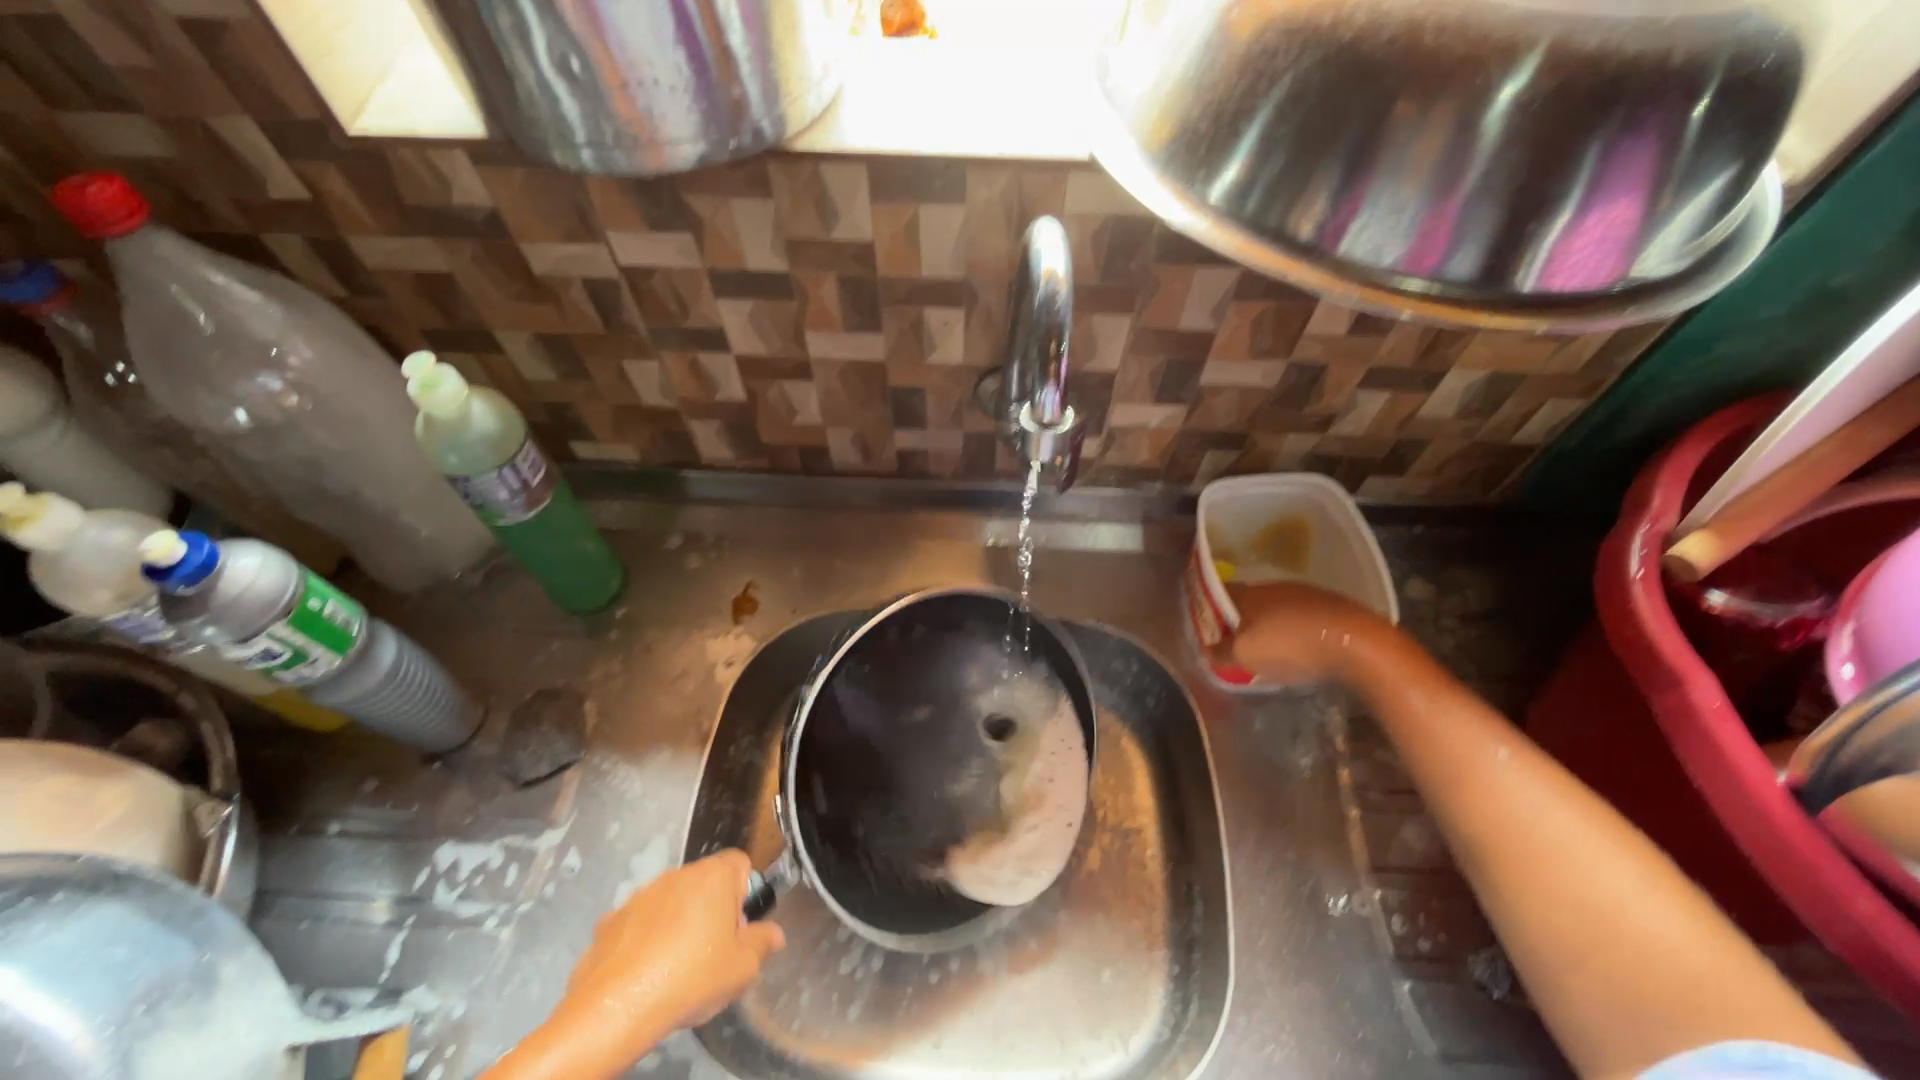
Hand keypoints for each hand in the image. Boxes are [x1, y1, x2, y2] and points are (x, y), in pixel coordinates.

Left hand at [566, 850, 784, 1030]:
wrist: (616, 1007)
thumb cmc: (692, 978)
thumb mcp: (742, 968)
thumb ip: (763, 943)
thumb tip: (773, 932)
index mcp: (713, 877)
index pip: (740, 862)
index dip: (745, 890)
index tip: (739, 925)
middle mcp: (676, 875)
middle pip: (705, 883)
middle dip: (712, 909)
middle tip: (714, 951)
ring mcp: (639, 895)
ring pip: (671, 901)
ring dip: (678, 923)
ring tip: (676, 968)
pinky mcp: (610, 919)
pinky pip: (639, 922)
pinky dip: (645, 939)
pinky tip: (644, 973)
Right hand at [1215, 582, 1396, 683]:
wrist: (1356, 642)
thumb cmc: (1290, 646)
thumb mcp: (1245, 656)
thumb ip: (1221, 653)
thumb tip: (1208, 650)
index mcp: (1249, 594)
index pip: (1219, 593)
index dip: (1209, 610)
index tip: (1207, 629)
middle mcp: (1274, 587)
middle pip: (1248, 602)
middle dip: (1240, 620)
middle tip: (1236, 644)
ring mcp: (1306, 595)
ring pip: (1277, 608)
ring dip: (1269, 625)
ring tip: (1268, 650)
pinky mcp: (1331, 607)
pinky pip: (1301, 617)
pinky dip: (1294, 630)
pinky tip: (1299, 648)